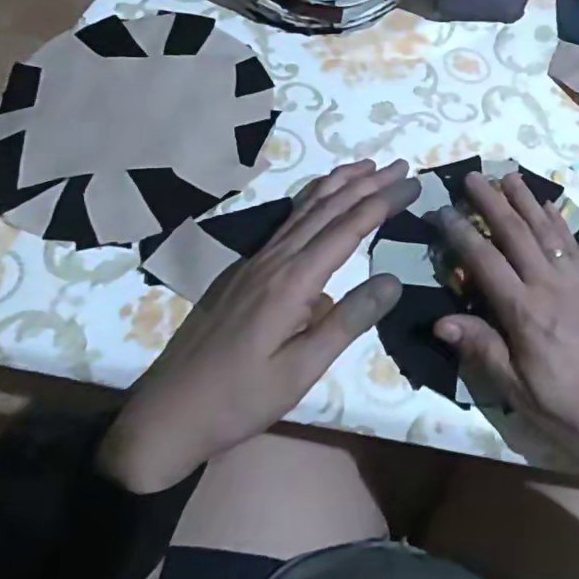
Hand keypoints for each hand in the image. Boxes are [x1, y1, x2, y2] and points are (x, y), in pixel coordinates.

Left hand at [99, 159, 419, 492]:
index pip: (347, 228)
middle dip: (366, 183)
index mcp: (292, 281)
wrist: (167, 412)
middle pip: (327, 208)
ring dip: (337, 184)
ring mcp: (254, 261)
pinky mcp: (242, 270)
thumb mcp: (300, 371)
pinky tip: (318, 203)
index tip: (412, 184)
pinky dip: (311, 201)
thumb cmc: (239, 398)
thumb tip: (393, 280)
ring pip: (302, 209)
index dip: (383, 202)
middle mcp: (274, 259)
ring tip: (365, 167)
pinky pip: (285, 222)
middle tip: (399, 166)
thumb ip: (347, 321)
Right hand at [434, 172, 578, 503]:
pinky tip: (547, 205)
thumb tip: (440, 321)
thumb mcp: (518, 392)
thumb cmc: (569, 410)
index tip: (442, 210)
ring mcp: (575, 280)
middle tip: (471, 176)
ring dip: (524, 200)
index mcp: (525, 313)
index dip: (460, 233)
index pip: (485, 261)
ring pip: (544, 229)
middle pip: (515, 233)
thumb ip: (483, 349)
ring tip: (507, 175)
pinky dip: (557, 219)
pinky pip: (571, 242)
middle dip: (491, 202)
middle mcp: (549, 286)